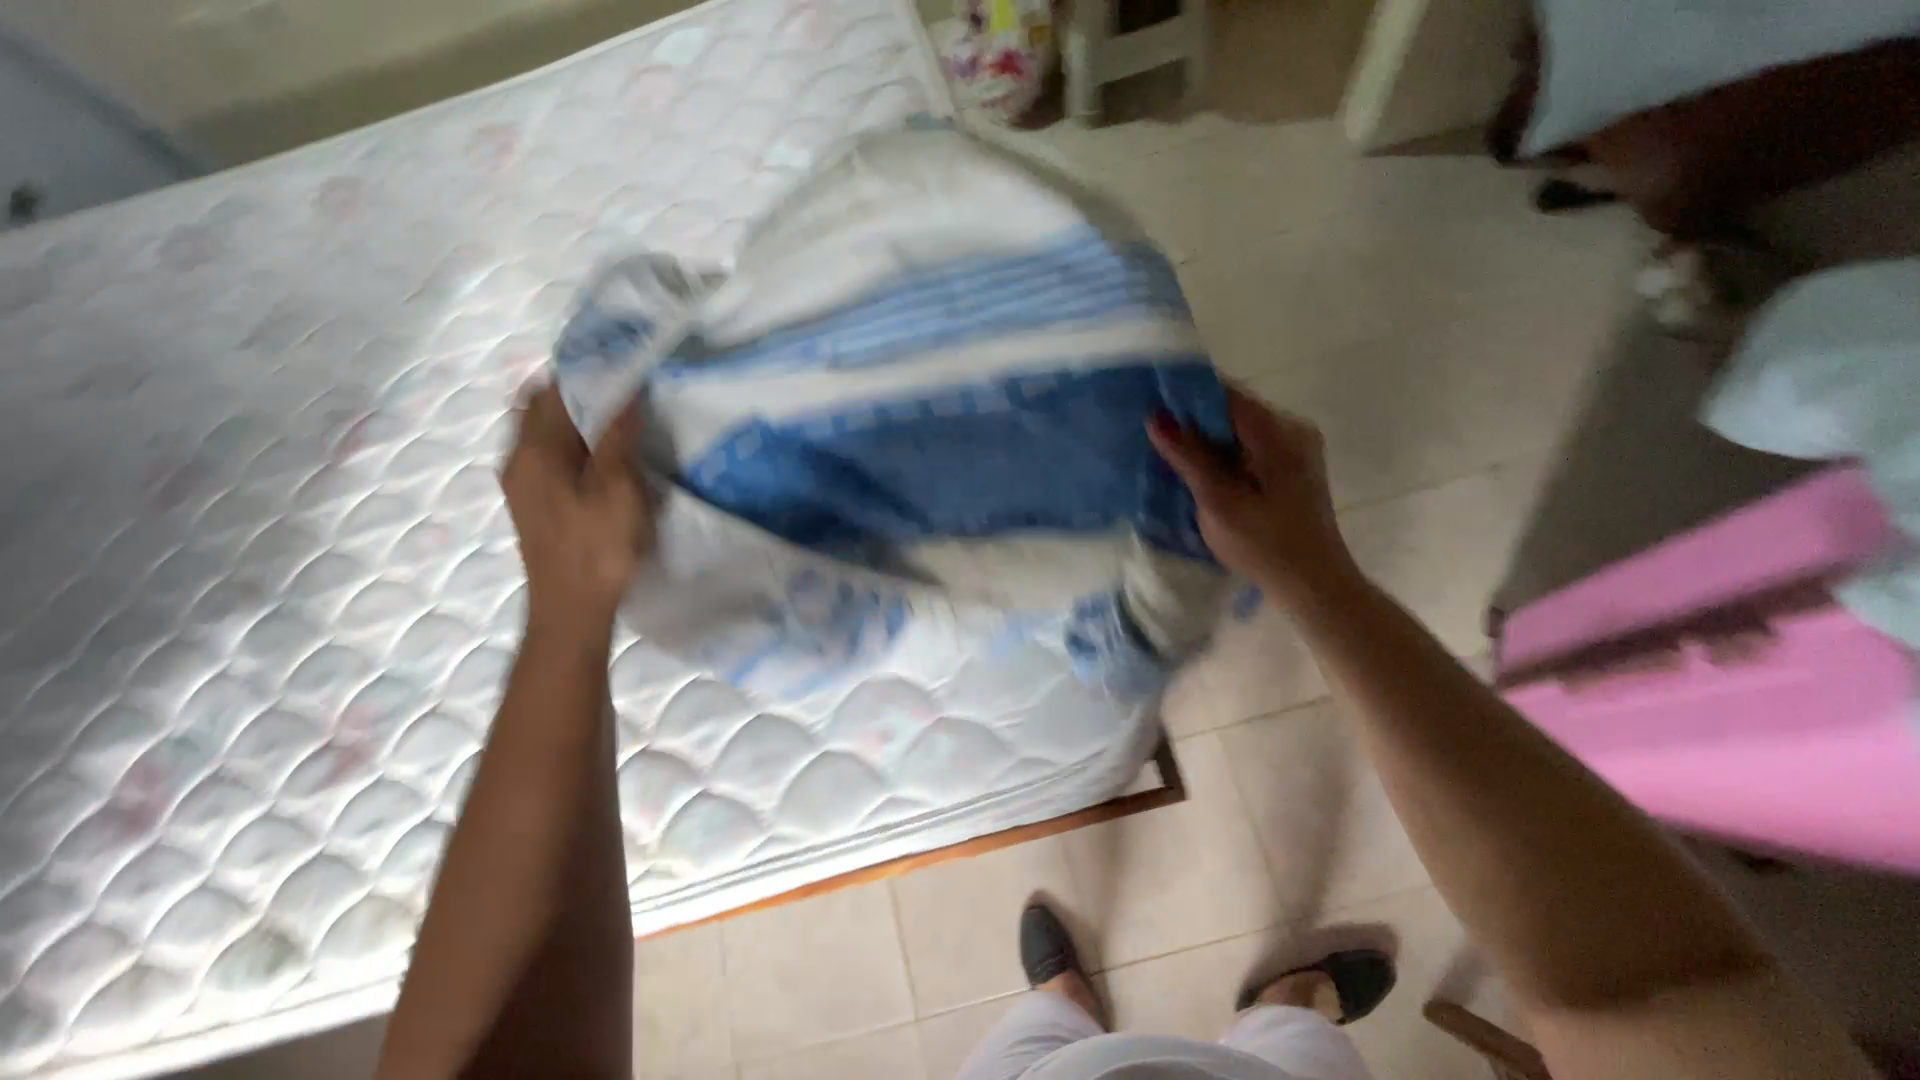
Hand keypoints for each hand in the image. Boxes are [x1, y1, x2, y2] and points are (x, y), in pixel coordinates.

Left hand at [501, 385, 653, 635]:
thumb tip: (625, 390)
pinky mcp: (532, 503)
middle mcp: (517, 459)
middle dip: (580, 392)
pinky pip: (548, 455)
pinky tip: (602, 457)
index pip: (555, 389)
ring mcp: (520, 483)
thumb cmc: (598, 546)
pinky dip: (572, 444)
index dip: (588, 373)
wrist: (571, 609)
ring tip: (618, 420)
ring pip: (544, 432)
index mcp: (534, 449)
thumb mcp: (617, 487)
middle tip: (624, 390)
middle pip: (542, 407)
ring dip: (576, 420)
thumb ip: (618, 436)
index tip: (624, 365)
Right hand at [1148, 388, 1359, 606]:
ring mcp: (1296, 447)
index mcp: (1279, 434)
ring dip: (1206, 436)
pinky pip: (1250, 444)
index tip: (1150, 400)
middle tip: (1152, 429)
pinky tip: (1199, 467)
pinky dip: (1223, 450)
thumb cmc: (1264, 546)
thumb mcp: (1218, 502)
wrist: (1313, 585)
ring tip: (1168, 447)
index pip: (1227, 395)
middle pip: (1234, 409)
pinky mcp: (1292, 465)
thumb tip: (1156, 418)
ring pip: (1240, 427)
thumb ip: (1188, 457)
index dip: (1187, 394)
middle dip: (1194, 417)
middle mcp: (1292, 429)